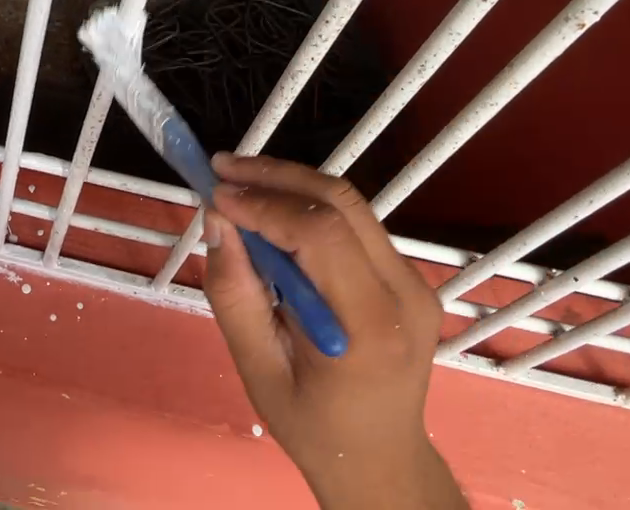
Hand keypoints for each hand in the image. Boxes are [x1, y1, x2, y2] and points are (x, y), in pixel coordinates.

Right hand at [202, 154, 464, 509]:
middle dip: (275, 176)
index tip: (215, 194)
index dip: (265, 204)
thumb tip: (217, 219)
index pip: (321, 235)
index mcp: (371, 328)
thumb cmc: (312, 426)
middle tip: (221, 168)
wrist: (381, 460)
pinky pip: (353, 222)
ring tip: (238, 180)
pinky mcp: (408, 276)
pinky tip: (270, 206)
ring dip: (289, 183)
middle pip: (341, 203)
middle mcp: (405, 293)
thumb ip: (234, 294)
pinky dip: (306, 204)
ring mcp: (414, 281)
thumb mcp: (257, 369)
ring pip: (348, 203)